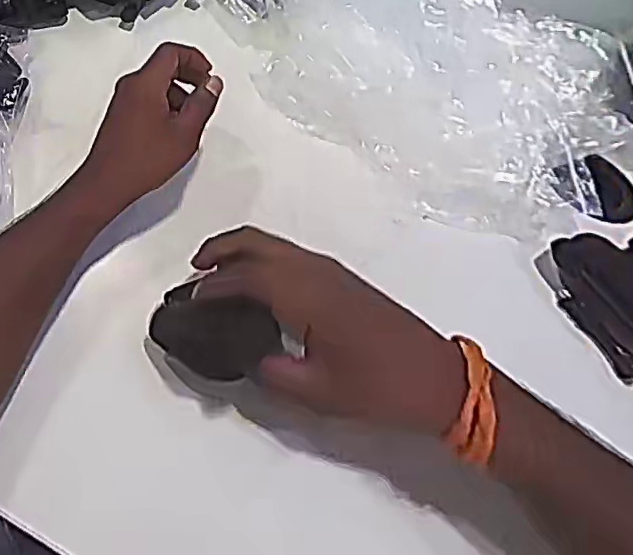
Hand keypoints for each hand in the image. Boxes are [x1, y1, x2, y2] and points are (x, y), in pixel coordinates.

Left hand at [71, 42, 222, 204]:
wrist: (108, 180)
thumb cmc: (140, 160)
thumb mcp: (185, 131)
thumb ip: (203, 103)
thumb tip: (212, 84)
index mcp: (144, 83)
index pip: (171, 52)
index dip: (195, 58)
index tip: (208, 73)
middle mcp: (130, 86)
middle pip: (163, 64)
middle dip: (189, 74)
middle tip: (205, 91)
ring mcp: (123, 98)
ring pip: (155, 82)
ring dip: (178, 91)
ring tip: (191, 116)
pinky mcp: (120, 111)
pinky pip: (146, 95)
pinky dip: (164, 102)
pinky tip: (174, 126)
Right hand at [192, 227, 466, 437]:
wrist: (440, 379)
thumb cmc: (382, 385)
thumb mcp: (320, 392)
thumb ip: (274, 373)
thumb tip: (249, 359)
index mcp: (301, 292)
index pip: (242, 278)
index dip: (211, 287)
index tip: (191, 300)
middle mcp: (310, 269)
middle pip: (250, 241)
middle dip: (217, 249)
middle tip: (195, 270)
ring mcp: (325, 268)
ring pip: (267, 242)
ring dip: (236, 249)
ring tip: (216, 273)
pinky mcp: (336, 275)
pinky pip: (283, 251)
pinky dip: (257, 255)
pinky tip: (255, 282)